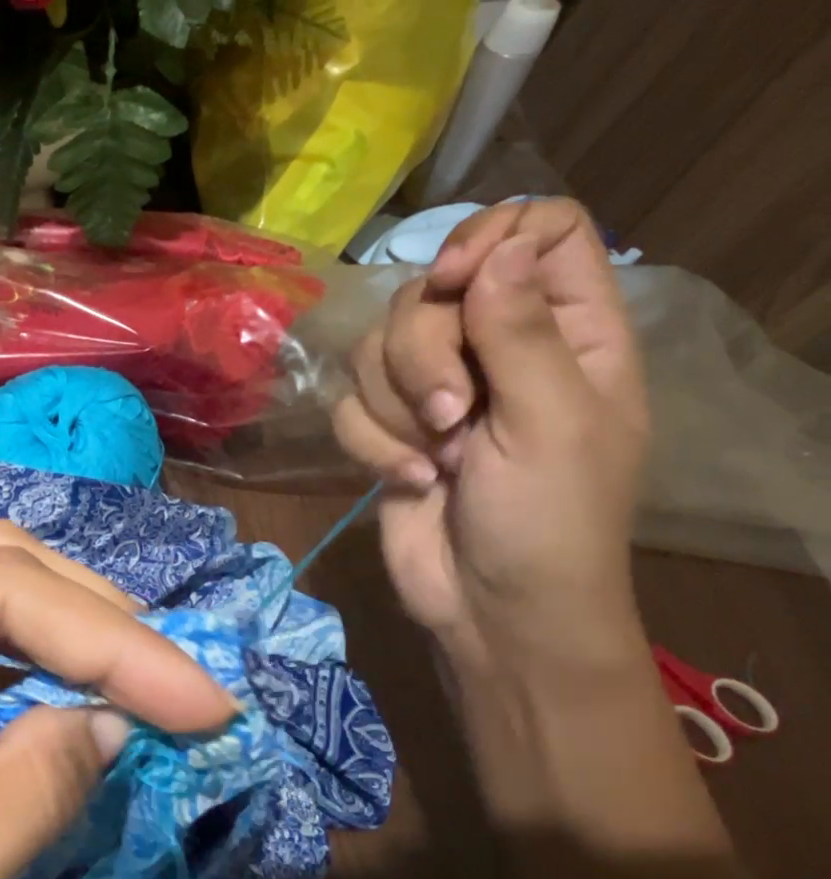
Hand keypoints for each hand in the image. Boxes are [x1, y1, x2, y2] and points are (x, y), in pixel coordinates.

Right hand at [331, 199, 650, 664]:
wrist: (488, 606)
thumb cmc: (548, 520)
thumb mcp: (552, 422)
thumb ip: (521, 331)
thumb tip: (496, 249)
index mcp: (570, 332)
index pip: (538, 232)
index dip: (488, 240)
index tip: (452, 284)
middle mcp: (498, 348)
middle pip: (432, 290)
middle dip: (424, 355)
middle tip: (453, 415)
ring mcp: (436, 389)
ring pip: (378, 346)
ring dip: (394, 407)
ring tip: (434, 457)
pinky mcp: (385, 428)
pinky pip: (349, 403)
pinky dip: (370, 444)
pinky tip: (410, 480)